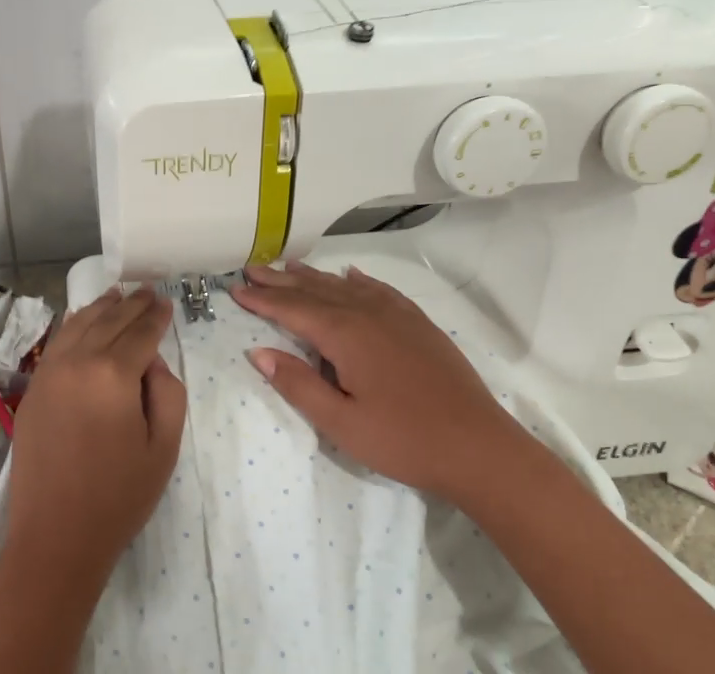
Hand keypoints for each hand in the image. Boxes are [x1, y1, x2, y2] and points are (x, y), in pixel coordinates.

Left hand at [5, 289, 186, 578]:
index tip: (167, 302)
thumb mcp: (164, 446)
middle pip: (108, 321)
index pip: (140, 332)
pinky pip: (56, 344)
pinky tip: (81, 320)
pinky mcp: (32, 390)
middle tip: (148, 291)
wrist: (56, 535)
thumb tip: (152, 361)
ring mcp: (49, 373)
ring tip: (116, 294)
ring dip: (100, 307)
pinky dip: (73, 325)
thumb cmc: (119, 496)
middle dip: (131, 304)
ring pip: (77, 325)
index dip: (156, 316)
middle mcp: (77, 362)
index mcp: (113, 374)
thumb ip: (167, 393)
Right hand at [230, 261, 530, 502]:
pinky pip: (381, 291)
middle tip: (252, 268)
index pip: (294, 309)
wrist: (479, 448)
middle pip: (317, 290)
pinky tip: (352, 276)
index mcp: (346, 335)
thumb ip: (299, 384)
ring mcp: (399, 317)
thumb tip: (259, 352)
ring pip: (347, 286)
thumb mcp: (342, 424)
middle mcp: (369, 314)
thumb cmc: (404, 440)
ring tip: (290, 266)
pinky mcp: (420, 326)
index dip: (263, 299)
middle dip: (282, 281)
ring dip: (315, 276)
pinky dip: (360, 281)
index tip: (235, 289)